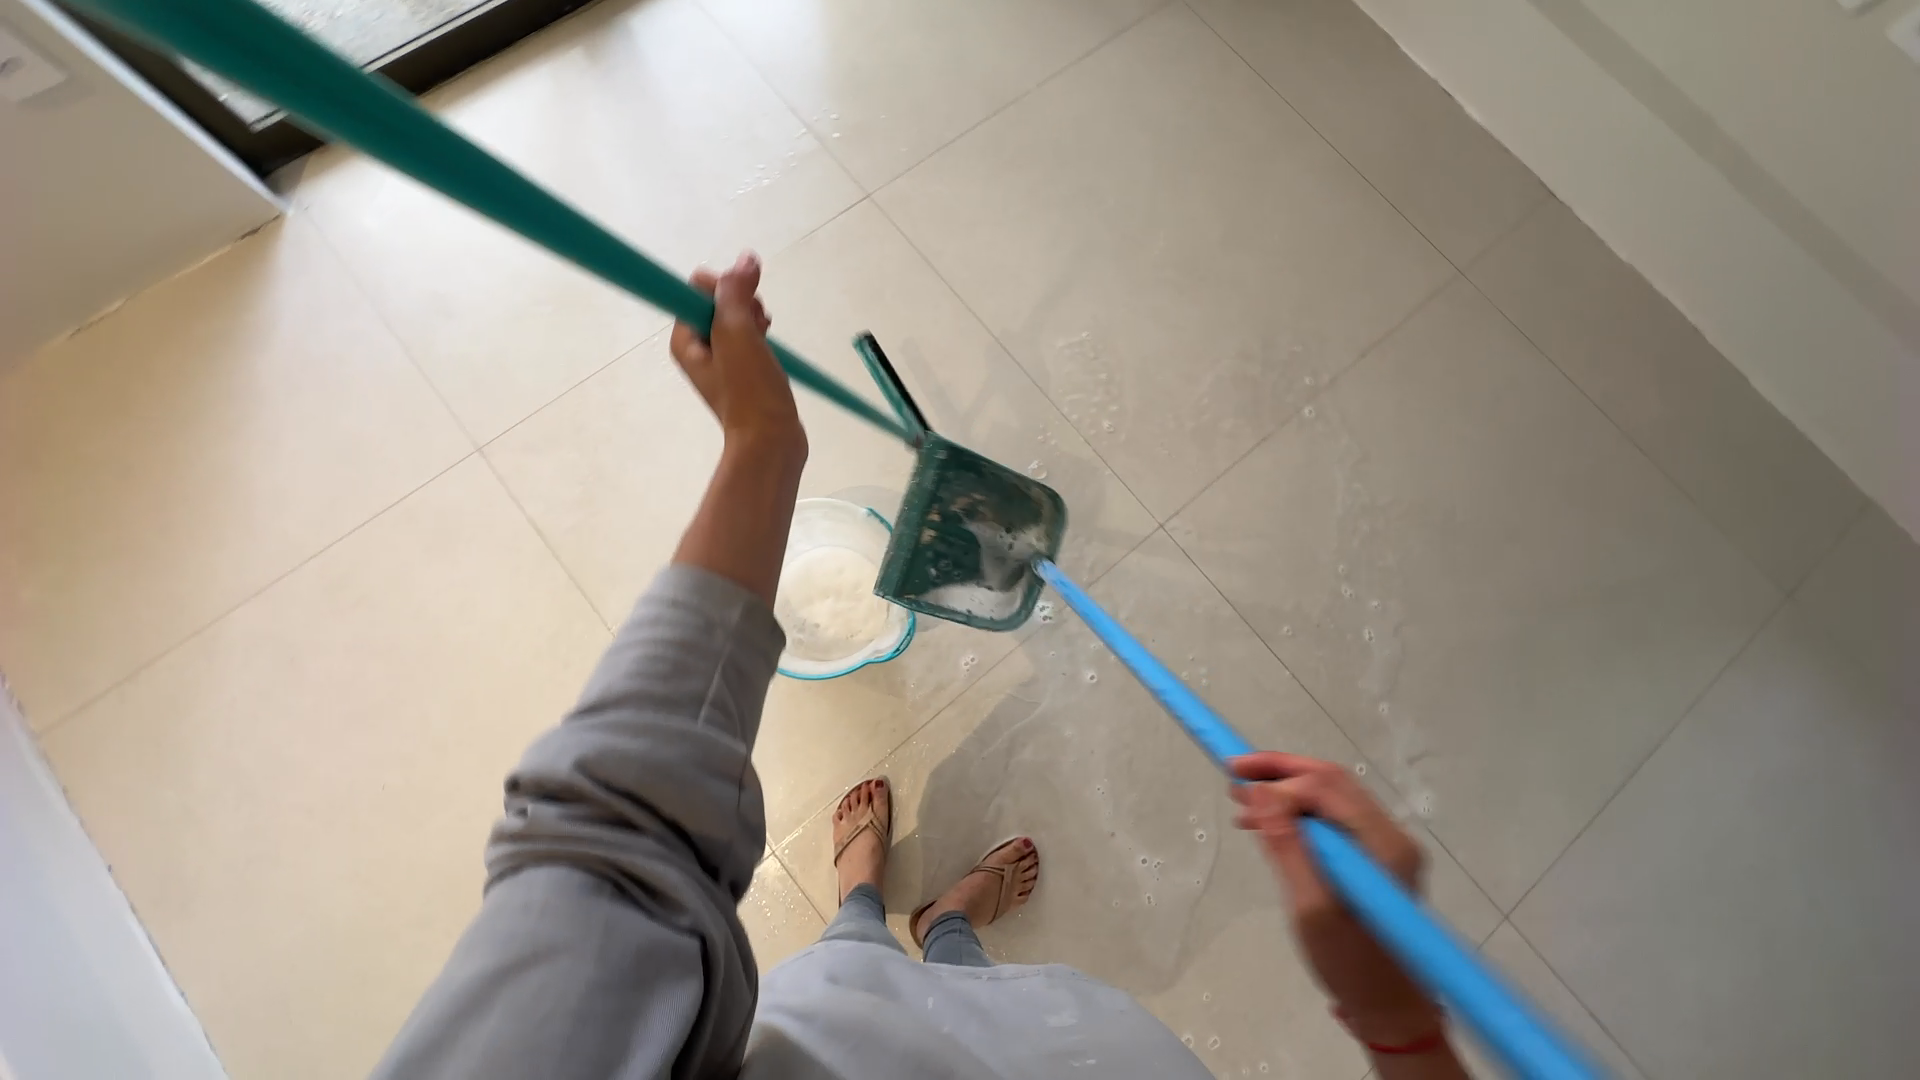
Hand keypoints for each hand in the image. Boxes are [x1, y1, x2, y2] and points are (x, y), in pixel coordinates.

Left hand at [669, 252, 805, 453]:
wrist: (771, 442)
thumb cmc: (750, 391)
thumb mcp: (738, 335)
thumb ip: (736, 292)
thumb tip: (745, 258)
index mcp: (685, 340)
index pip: (695, 289)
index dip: (723, 288)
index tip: (745, 308)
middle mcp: (697, 348)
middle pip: (718, 302)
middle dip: (744, 304)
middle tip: (760, 327)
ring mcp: (721, 362)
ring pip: (737, 319)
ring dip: (756, 320)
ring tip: (768, 338)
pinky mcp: (743, 373)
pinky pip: (750, 339)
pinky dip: (763, 337)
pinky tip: (773, 349)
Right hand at [1229, 752, 1438, 1045]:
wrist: (1388, 1011)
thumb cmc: (1350, 964)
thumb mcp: (1311, 907)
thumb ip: (1287, 845)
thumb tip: (1258, 790)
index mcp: (1384, 844)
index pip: (1327, 787)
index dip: (1278, 778)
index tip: (1235, 782)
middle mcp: (1389, 835)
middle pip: (1330, 781)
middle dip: (1278, 771)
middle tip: (1232, 770)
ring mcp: (1382, 844)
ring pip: (1328, 795)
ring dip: (1283, 788)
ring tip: (1239, 796)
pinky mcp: (1370, 856)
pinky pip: (1329, 817)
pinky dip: (1294, 811)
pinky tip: (1263, 821)